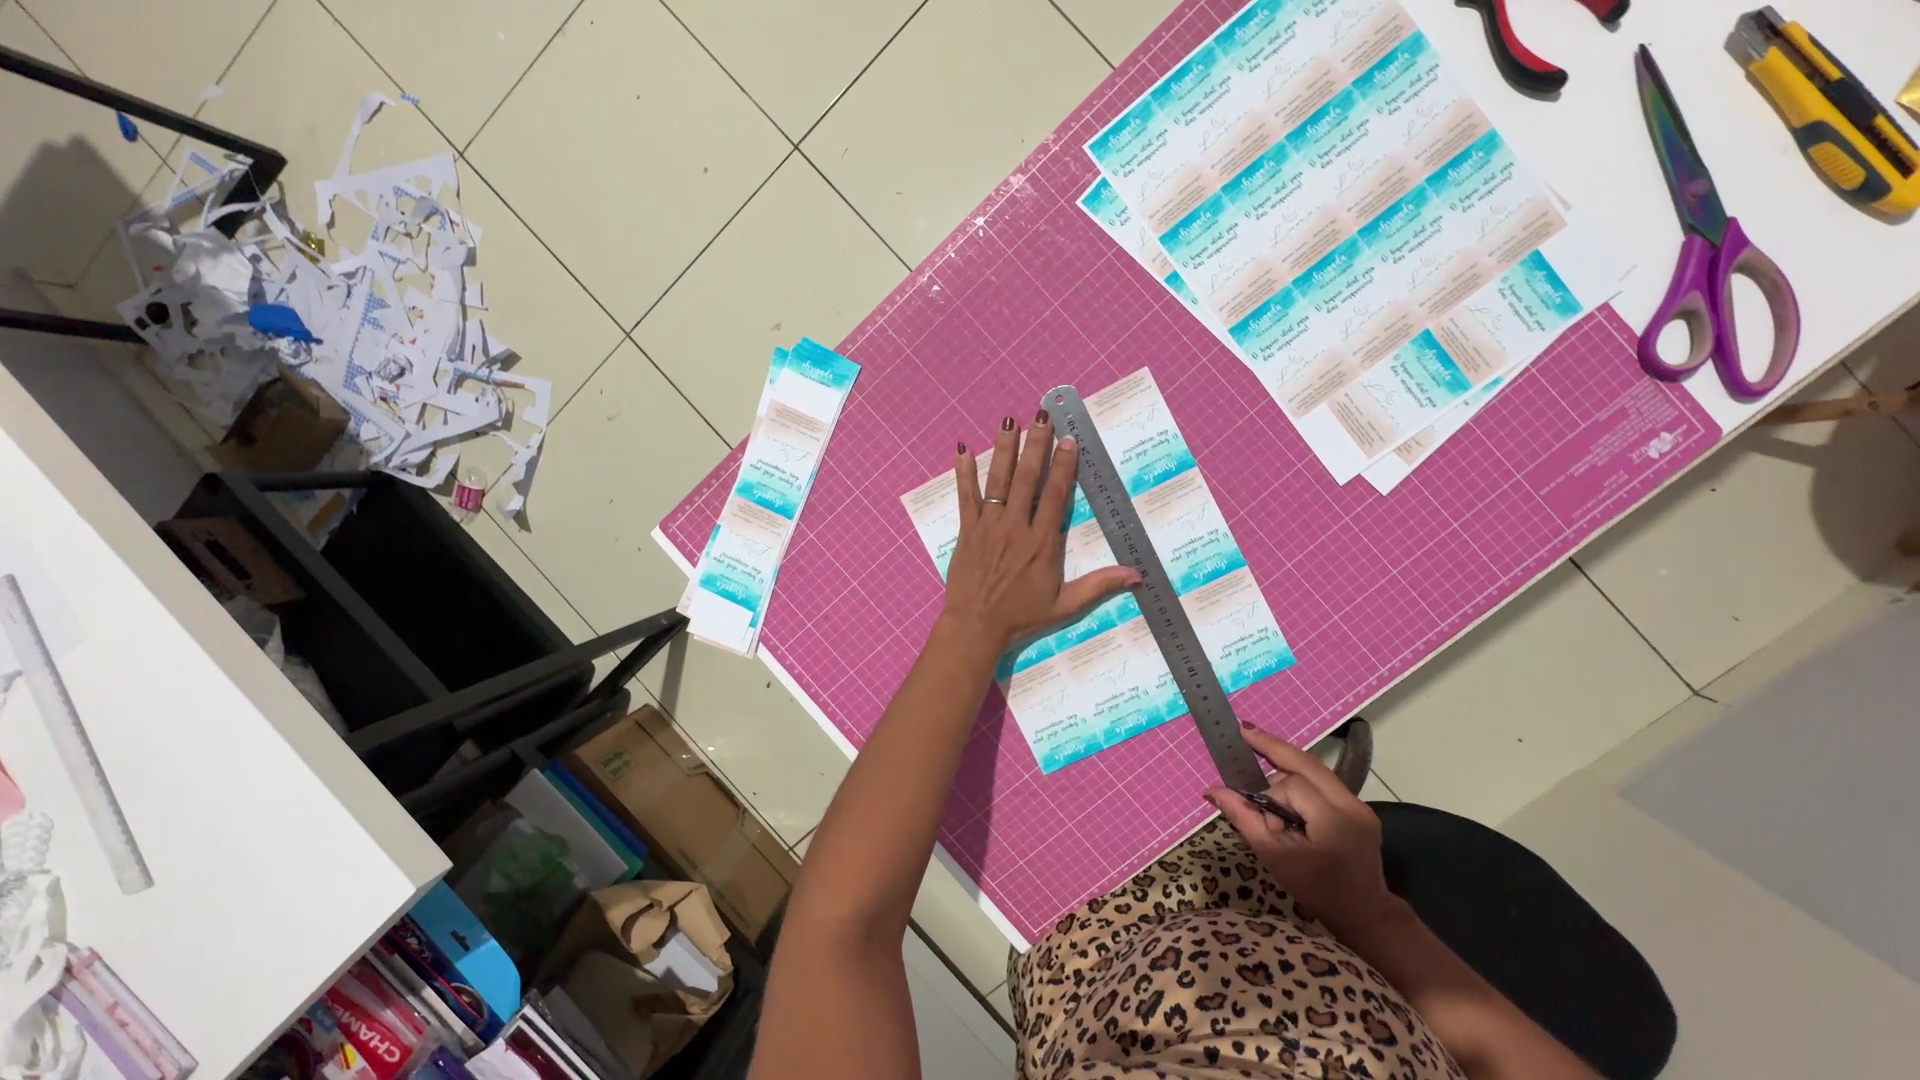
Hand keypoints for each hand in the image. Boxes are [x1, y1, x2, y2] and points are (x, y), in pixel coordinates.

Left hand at [941, 410, 1139, 651]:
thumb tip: (1136, 575)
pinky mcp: (966, 531)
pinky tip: (962, 450)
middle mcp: (1016, 527)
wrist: (976, 627)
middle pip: (1027, 479)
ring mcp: (988, 526)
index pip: (1055, 496)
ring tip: (1009, 421)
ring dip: (1003, 449)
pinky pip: (965, 497)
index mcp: (1042, 543)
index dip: (1063, 466)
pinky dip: (963, 473)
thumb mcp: (1065, 606)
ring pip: (997, 480)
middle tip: (1042, 416)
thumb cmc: (1022, 618)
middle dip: (1036, 445)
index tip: (1069, 440)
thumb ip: (1099, 586)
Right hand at [1206, 722, 1398, 937]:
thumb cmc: (1314, 889)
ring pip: (1316, 771)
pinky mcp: (1362, 809)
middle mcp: (1352, 804)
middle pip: (1306, 763)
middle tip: (1245, 732)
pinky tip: (1288, 794)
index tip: (1265, 823)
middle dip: (1274, 748)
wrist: (1363, 912)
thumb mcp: (1273, 856)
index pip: (1291, 786)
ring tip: (1275, 804)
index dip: (1269, 797)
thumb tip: (1213, 791)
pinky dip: (1303, 783)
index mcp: (1333, 819)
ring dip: (1289, 776)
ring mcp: (1361, 805)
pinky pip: (1325, 784)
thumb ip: (1244, 818)